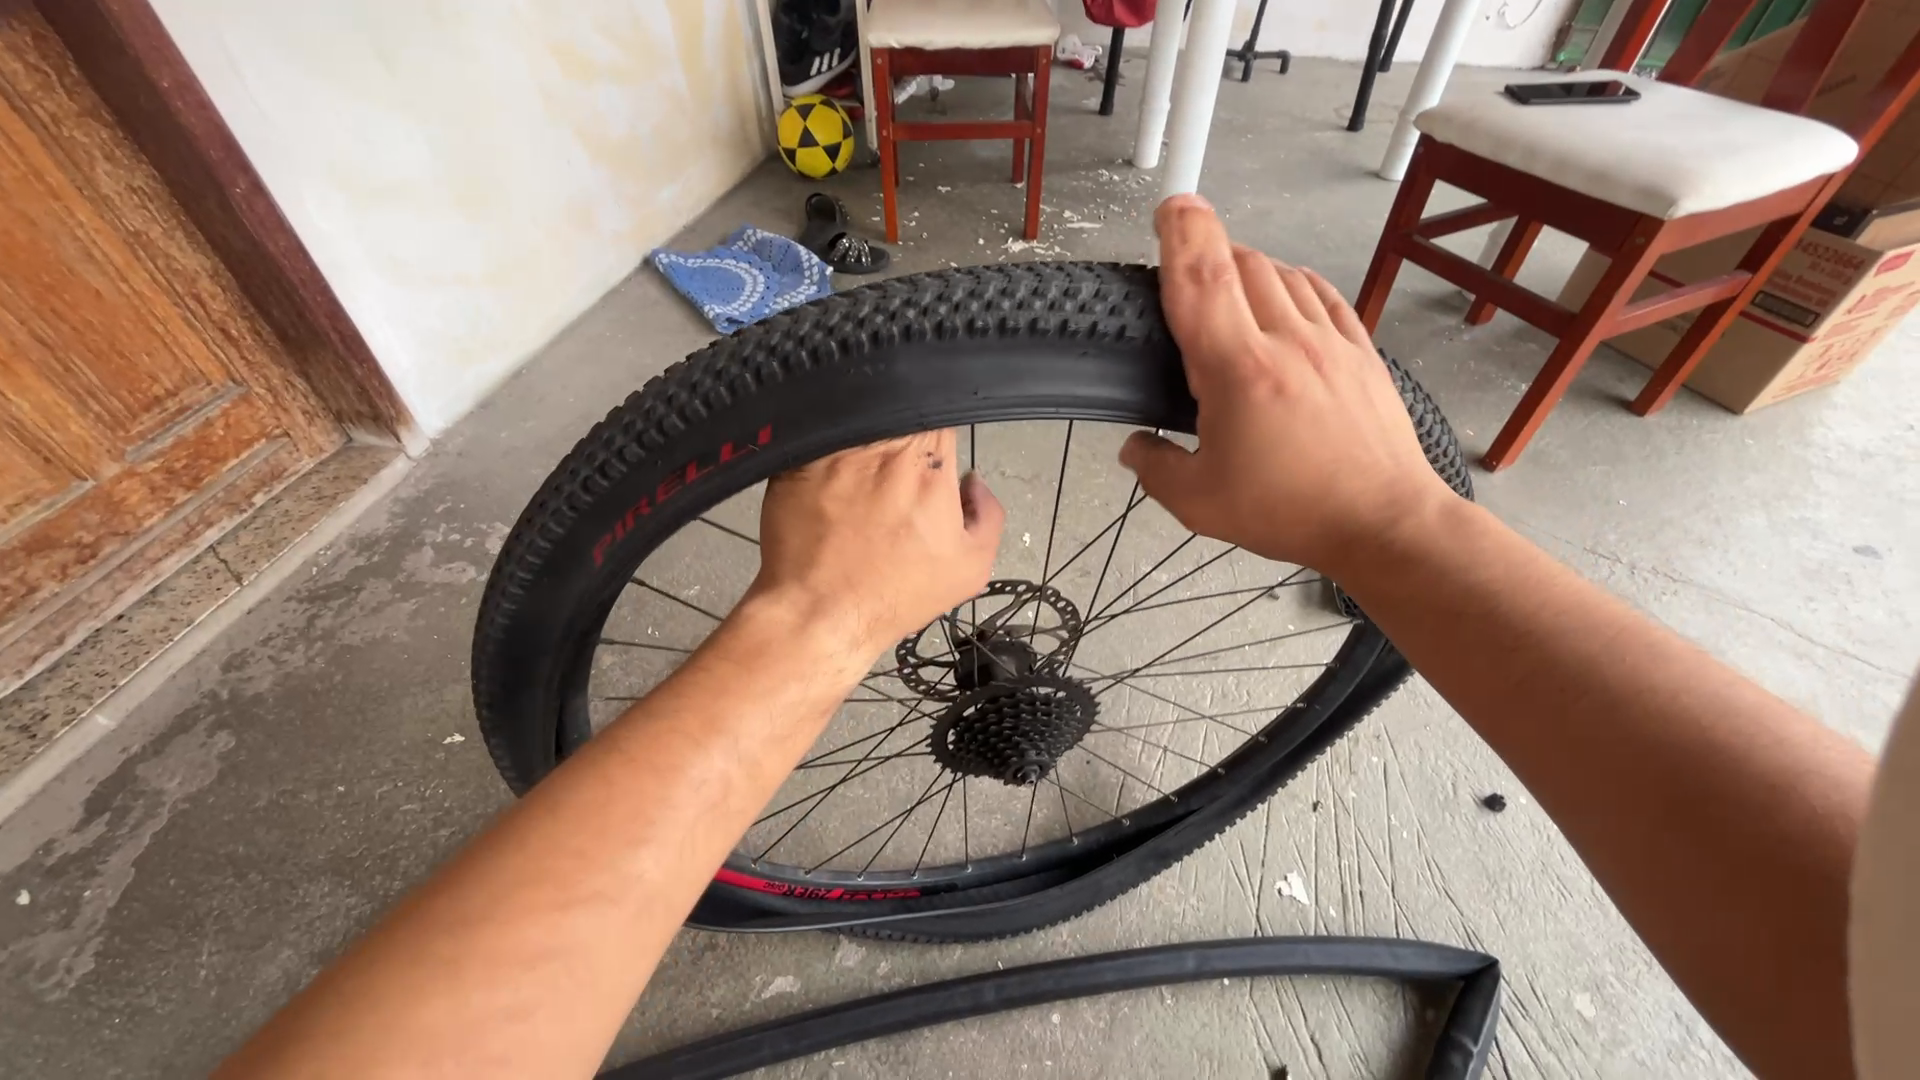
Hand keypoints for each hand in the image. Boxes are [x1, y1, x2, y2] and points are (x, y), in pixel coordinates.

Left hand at [749, 430, 1004, 656]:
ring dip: (860, 449)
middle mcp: (880, 449)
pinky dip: (823, 459)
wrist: (820, 615)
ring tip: (857, 488)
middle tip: (891, 481)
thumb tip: (973, 484)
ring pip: (855, 426)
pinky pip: (815, 442)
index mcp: (928, 466)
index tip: (930, 460)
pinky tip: (826, 492)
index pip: (940, 415)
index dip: (936, 437)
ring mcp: (833, 452)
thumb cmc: (892, 596)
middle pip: (896, 417)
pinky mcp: (795, 463)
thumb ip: (989, 515)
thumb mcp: (970, 568)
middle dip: (898, 441)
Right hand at [1120, 195, 1455, 572]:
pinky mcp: (1360, 352)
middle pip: (1241, 263)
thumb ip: (1154, 468)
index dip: (1181, 234)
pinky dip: (1292, 283)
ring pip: (1282, 272)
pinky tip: (1283, 296)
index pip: (1202, 280)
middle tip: (1183, 267)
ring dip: (1246, 267)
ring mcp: (1330, 341)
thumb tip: (1133, 445)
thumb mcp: (1198, 504)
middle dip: (1207, 249)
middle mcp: (1286, 340)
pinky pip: (1322, 294)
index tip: (1168, 208)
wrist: (1383, 523)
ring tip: (1226, 290)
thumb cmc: (1289, 511)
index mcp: (1239, 370)